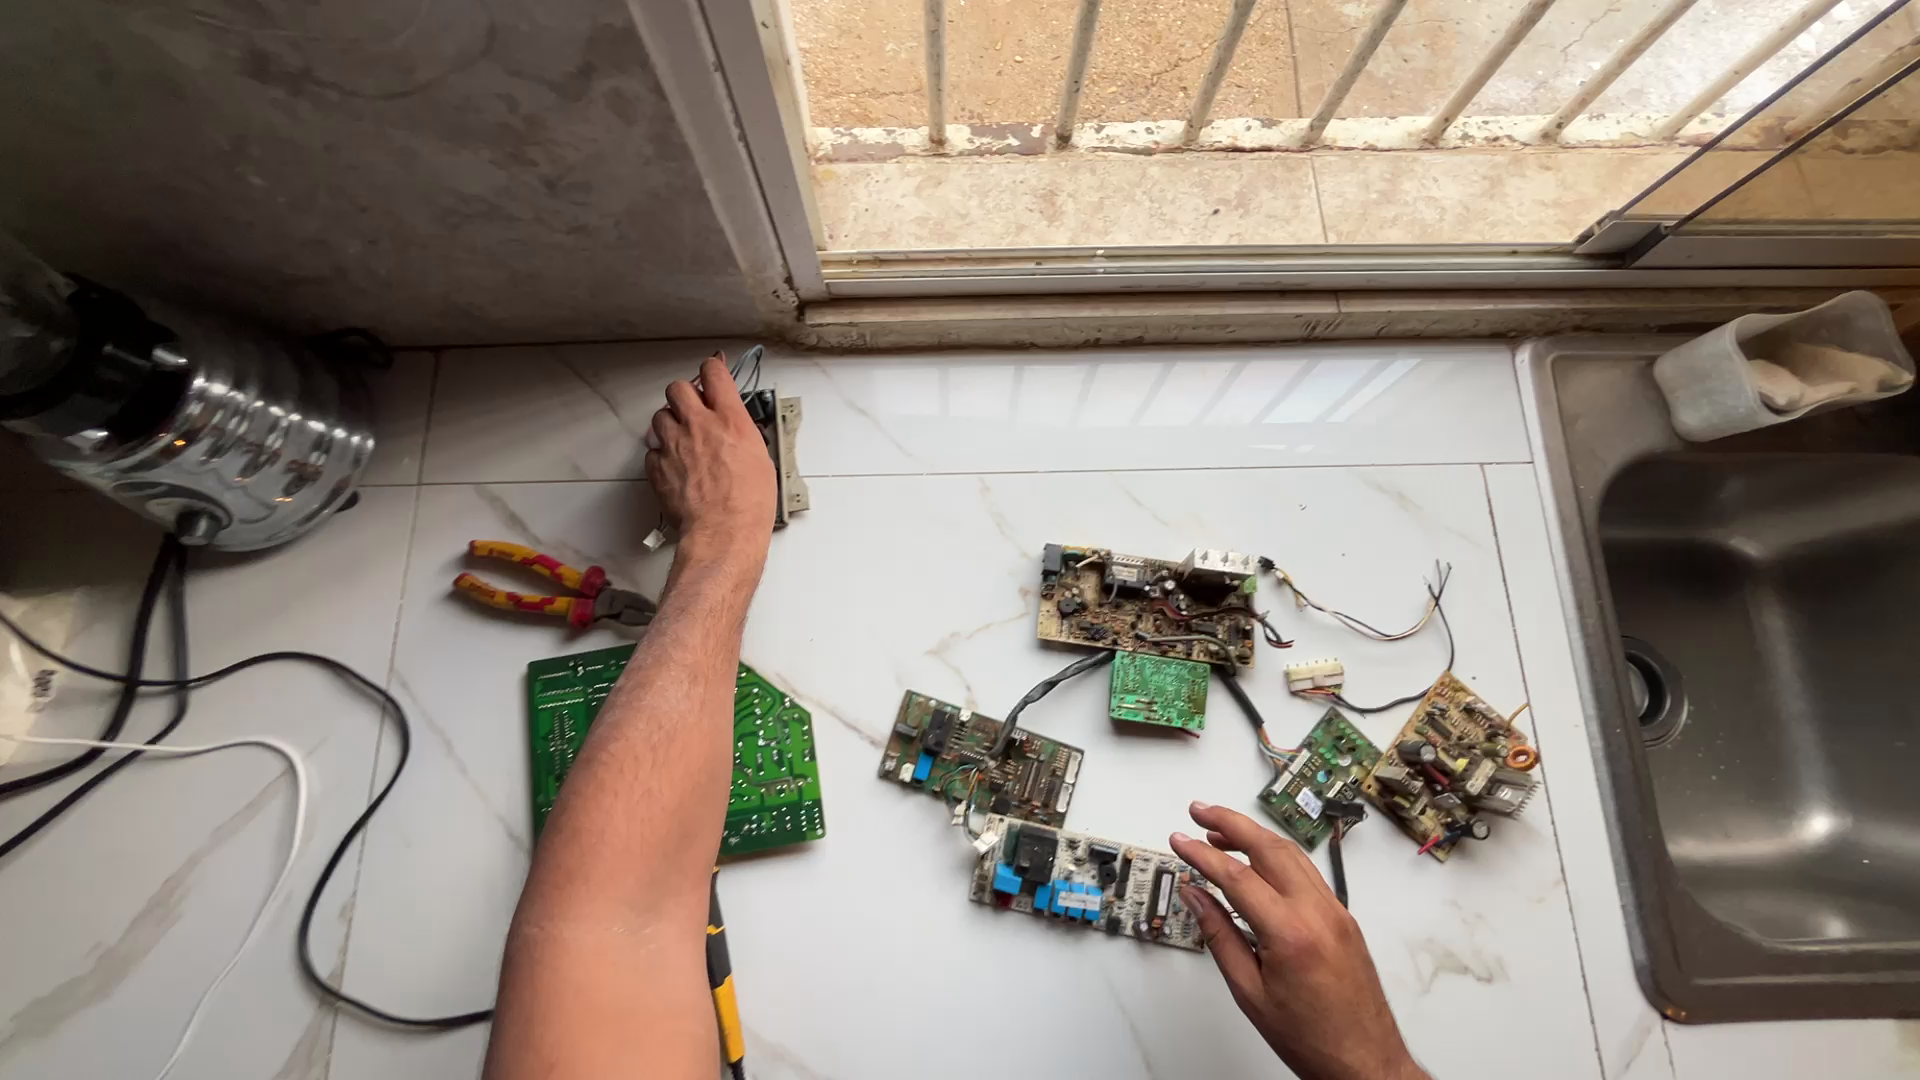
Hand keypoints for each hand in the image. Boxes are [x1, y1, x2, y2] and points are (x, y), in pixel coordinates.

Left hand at [644, 354, 775, 564]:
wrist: (724, 531)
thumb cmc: (749, 504)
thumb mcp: (761, 459)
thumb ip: (742, 436)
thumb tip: (738, 432)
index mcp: (730, 420)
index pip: (714, 374)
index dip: (712, 368)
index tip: (713, 370)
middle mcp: (699, 426)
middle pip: (677, 388)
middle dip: (685, 395)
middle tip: (693, 407)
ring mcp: (674, 445)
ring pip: (660, 416)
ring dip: (670, 422)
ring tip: (683, 439)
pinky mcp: (658, 466)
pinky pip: (653, 450)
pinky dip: (662, 454)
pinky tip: (676, 465)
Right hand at [1170, 802, 1427, 1079]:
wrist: (1367, 1066)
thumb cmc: (1311, 1039)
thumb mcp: (1249, 991)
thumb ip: (1218, 935)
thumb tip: (1194, 894)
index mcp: (1291, 934)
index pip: (1236, 875)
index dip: (1201, 853)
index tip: (1179, 840)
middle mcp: (1317, 913)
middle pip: (1267, 847)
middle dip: (1229, 821)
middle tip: (1198, 811)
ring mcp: (1335, 911)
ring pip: (1289, 852)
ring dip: (1252, 833)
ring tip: (1218, 830)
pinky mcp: (1343, 917)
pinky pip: (1305, 870)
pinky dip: (1275, 852)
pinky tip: (1255, 856)